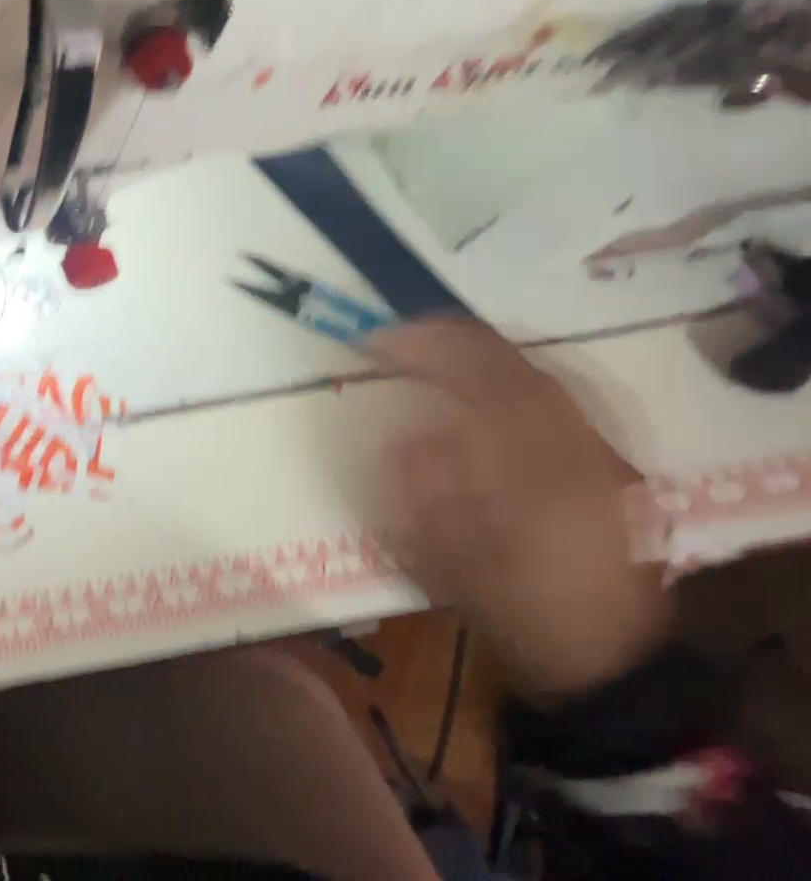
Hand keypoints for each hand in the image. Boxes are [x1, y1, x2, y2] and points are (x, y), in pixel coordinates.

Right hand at [367, 317, 670, 700]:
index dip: (426, 352)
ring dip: (486, 351)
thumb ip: (422, 493)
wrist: (593, 653)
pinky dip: (519, 373)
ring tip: (435, 344)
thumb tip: (404, 435)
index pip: (479, 388)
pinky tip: (490, 377)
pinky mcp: (611, 464)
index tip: (377, 341)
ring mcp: (603, 456)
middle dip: (454, 340)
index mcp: (533, 476)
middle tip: (398, 335)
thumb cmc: (505, 605)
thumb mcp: (443, 558)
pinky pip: (565, 397)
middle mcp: (577, 453)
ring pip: (548, 376)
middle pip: (519, 369)